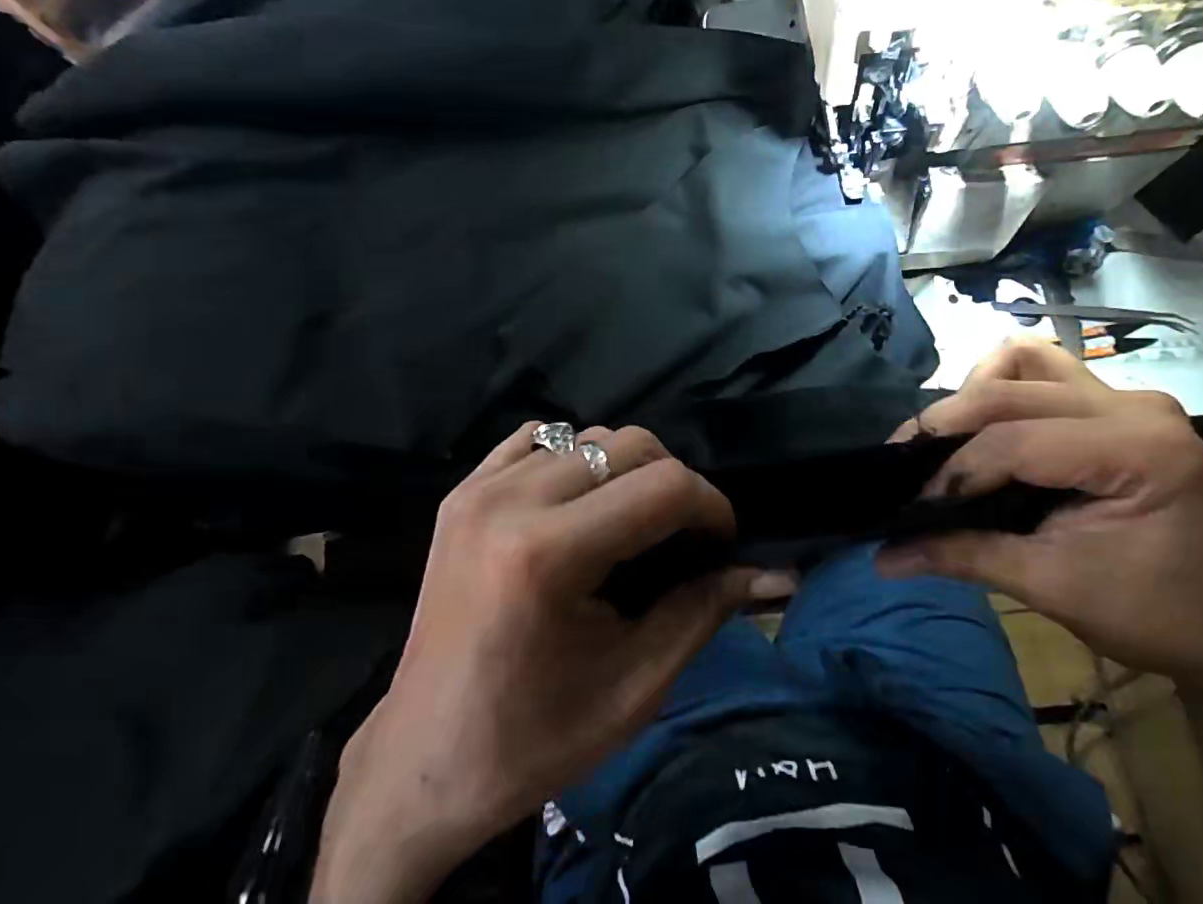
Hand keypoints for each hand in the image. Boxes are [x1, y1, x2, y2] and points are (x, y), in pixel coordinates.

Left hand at [312, 423, 792, 903]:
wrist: (421, 766)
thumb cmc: (535, 740)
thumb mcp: (638, 685)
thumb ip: (708, 610)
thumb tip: (780, 575)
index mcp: (548, 555)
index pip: (666, 487)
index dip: (713, 509)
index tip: (723, 546)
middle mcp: (508, 502)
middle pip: (631, 444)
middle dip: (677, 485)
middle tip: (684, 539)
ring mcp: (476, 491)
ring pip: (590, 435)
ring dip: (629, 470)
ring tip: (633, 525)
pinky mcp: (459, 494)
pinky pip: (537, 439)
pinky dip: (575, 459)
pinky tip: (580, 504)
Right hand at [879, 341, 1202, 734]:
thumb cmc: (1153, 617)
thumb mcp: (1052, 587)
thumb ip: (964, 556)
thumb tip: (883, 557)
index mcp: (1138, 448)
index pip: (1017, 438)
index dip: (954, 471)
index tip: (910, 508)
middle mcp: (1136, 405)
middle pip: (1014, 388)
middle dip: (950, 424)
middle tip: (906, 465)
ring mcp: (1131, 399)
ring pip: (1028, 360)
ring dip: (977, 392)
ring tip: (947, 441)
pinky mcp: (1120, 406)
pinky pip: (1047, 374)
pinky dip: (1004, 393)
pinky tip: (985, 430)